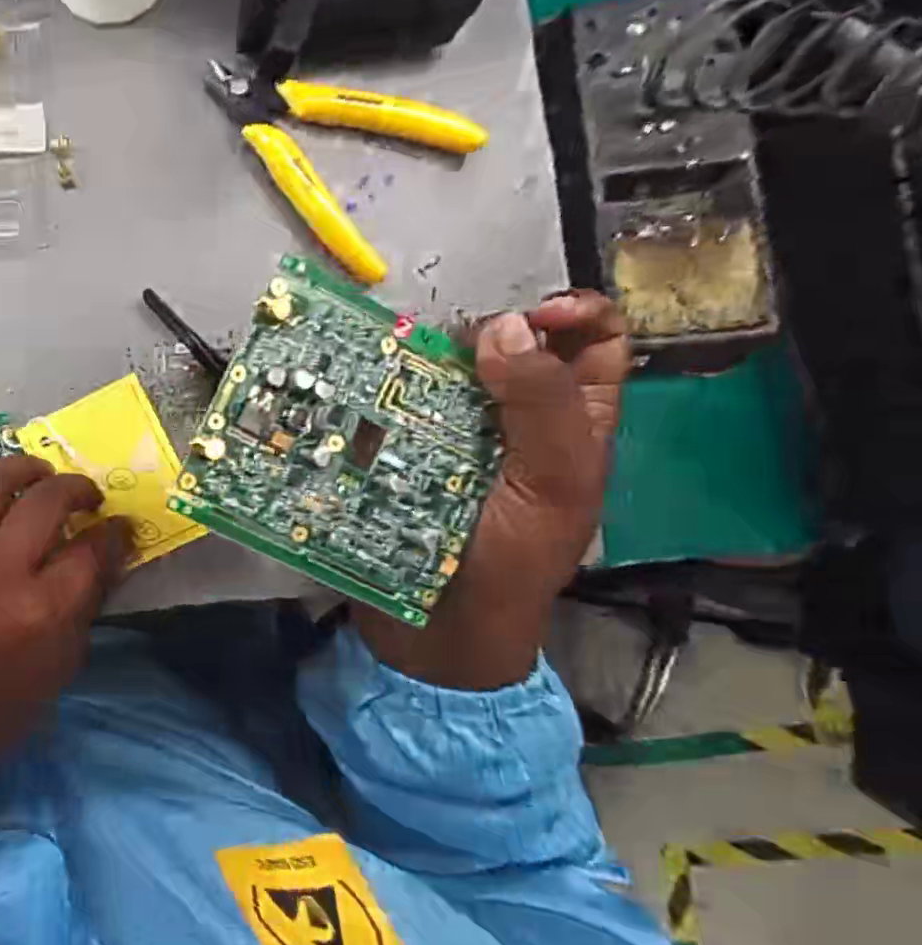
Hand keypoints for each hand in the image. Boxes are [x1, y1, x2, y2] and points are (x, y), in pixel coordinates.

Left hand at [0, 450, 131, 811]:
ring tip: (40, 471)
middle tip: (86, 496)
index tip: (120, 525)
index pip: (92, 550)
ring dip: (22, 468)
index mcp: (42, 609)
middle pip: (48, 504)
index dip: (115, 533)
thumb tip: (107, 553)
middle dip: (78, 490)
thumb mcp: (60, 666)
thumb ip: (85, 604)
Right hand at [356, 291, 630, 688]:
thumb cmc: (512, 563)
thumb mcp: (553, 484)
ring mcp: (448, 442)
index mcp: (571, 424)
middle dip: (474, 339)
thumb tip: (504, 329)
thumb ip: (542, 407)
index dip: (569, 315)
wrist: (439, 629)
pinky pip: (386, 417)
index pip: (592, 344)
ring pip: (437, 380)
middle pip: (502, 352)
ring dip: (413, 369)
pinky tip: (353, 399)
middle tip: (441, 351)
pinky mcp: (397, 460)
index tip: (524, 318)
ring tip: (386, 368)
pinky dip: (372, 402)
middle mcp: (509, 423)